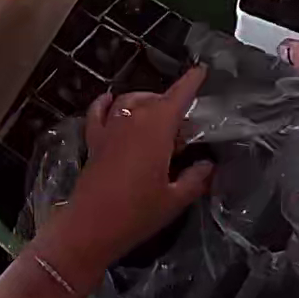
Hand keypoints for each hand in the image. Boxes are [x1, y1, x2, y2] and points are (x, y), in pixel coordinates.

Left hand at [36, 66, 213, 278]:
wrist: (90, 228)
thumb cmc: (137, 213)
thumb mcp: (175, 200)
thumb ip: (196, 179)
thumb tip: (208, 166)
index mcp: (156, 130)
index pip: (177, 97)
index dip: (190, 82)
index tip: (201, 69)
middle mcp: (132, 121)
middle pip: (156, 101)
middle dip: (173, 105)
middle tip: (185, 129)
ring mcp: (110, 129)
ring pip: (130, 101)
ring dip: (146, 101)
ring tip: (157, 114)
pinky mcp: (94, 141)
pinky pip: (99, 112)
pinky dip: (106, 102)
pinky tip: (111, 99)